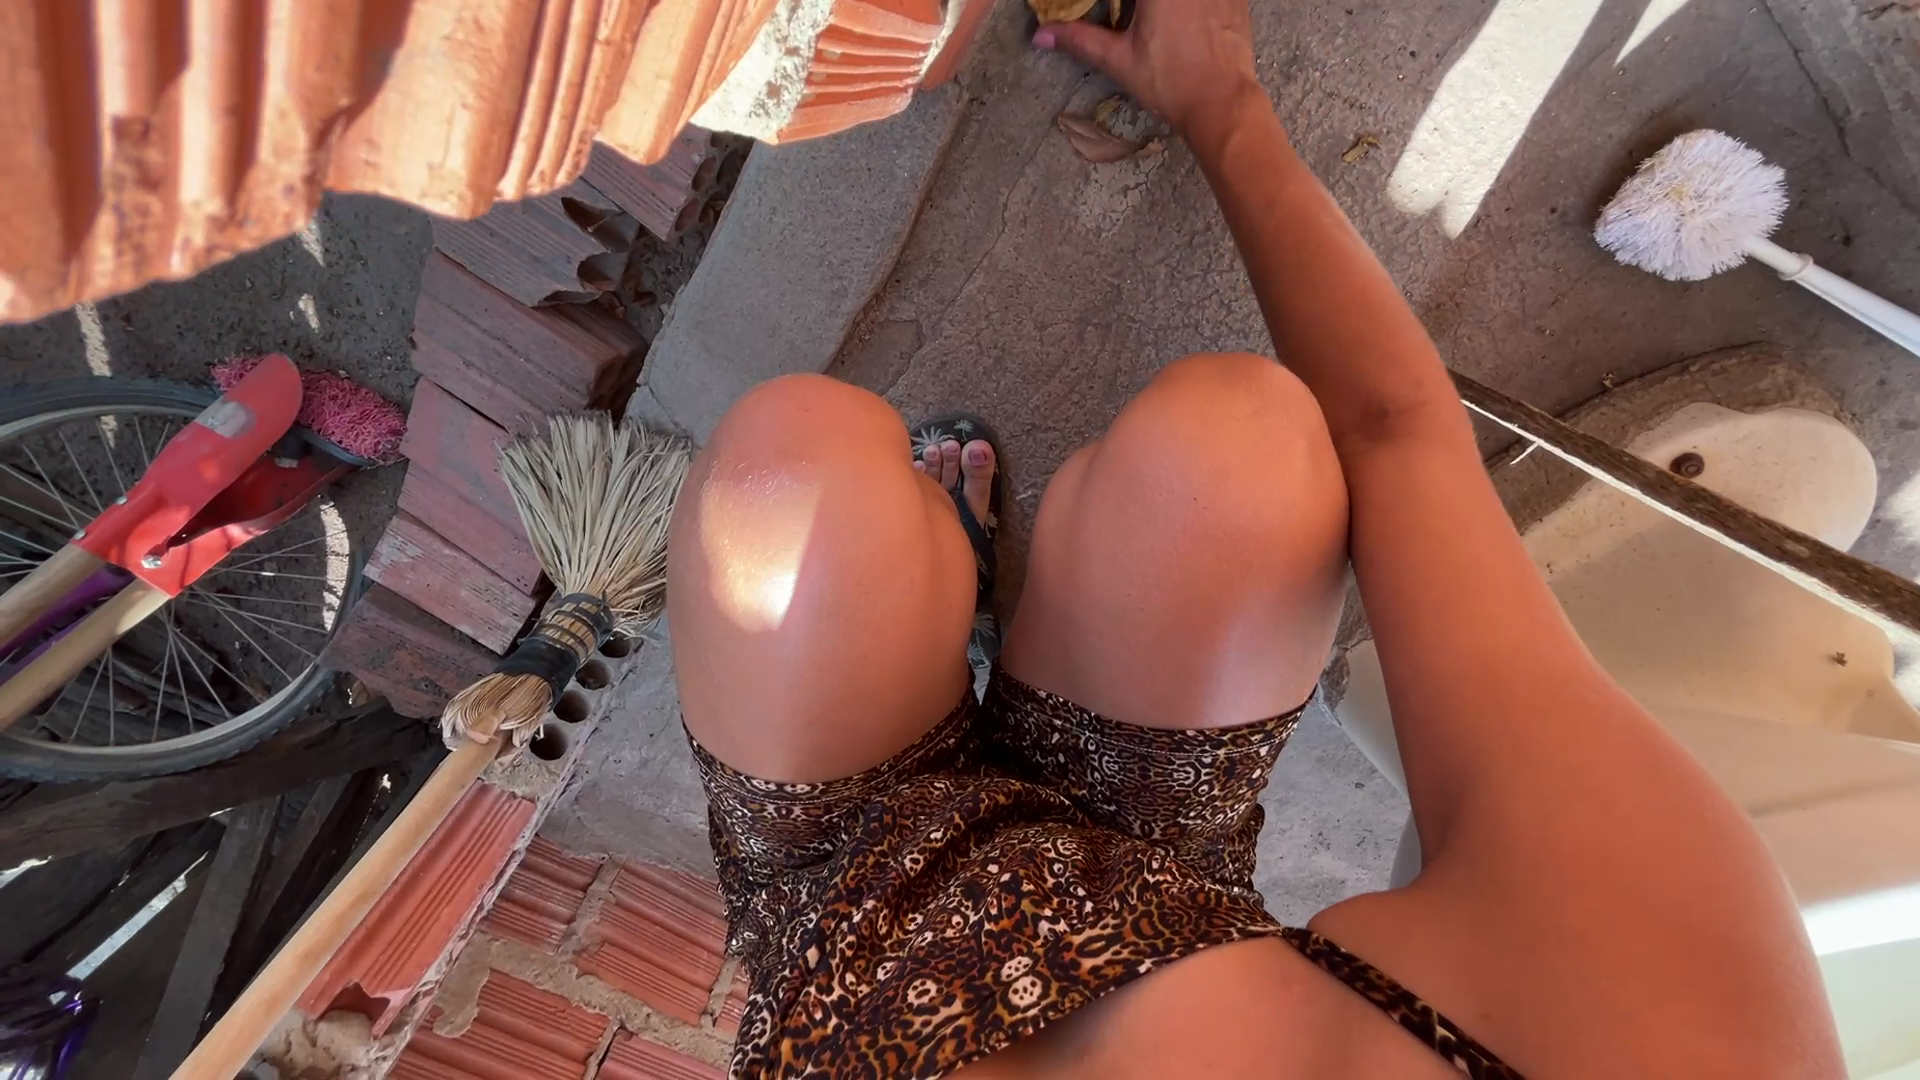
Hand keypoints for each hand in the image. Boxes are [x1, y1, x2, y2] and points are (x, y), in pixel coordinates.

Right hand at [1034, 0, 1264, 142]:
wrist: (1222, 101)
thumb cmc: (1169, 83)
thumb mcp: (1119, 60)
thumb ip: (1080, 39)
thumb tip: (1041, 34)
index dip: (1111, 4)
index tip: (1113, 15)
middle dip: (1135, 8)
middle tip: (1130, 22)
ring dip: (1160, 10)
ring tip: (1157, 33)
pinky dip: (1190, 8)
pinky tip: (1184, 27)